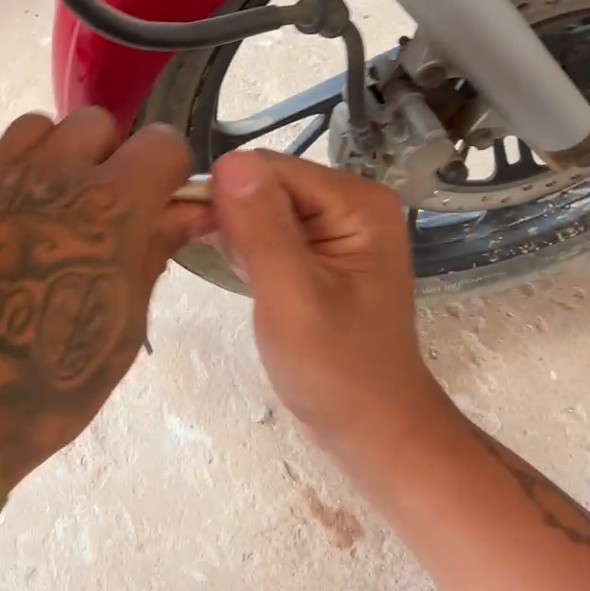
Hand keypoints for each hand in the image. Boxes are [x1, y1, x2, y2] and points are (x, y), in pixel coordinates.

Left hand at [0, 110, 205, 485]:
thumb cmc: (52, 377)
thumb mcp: (124, 324)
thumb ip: (154, 251)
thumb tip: (189, 211)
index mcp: (111, 203)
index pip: (162, 142)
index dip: (168, 170)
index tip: (160, 200)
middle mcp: (53, 172)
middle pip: (95, 121)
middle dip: (108, 154)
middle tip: (100, 207)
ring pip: (32, 126)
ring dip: (48, 154)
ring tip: (44, 202)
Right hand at [209, 150, 449, 447]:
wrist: (373, 428)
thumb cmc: (337, 370)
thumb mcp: (293, 298)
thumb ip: (261, 228)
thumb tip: (229, 162)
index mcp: (356, 201)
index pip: (265, 167)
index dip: (230, 198)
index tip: (216, 245)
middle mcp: (348, 199)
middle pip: (260, 180)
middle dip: (236, 220)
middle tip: (247, 275)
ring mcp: (334, 222)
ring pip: (254, 201)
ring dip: (238, 237)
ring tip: (255, 283)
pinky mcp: (316, 244)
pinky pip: (261, 223)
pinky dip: (246, 249)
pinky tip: (256, 282)